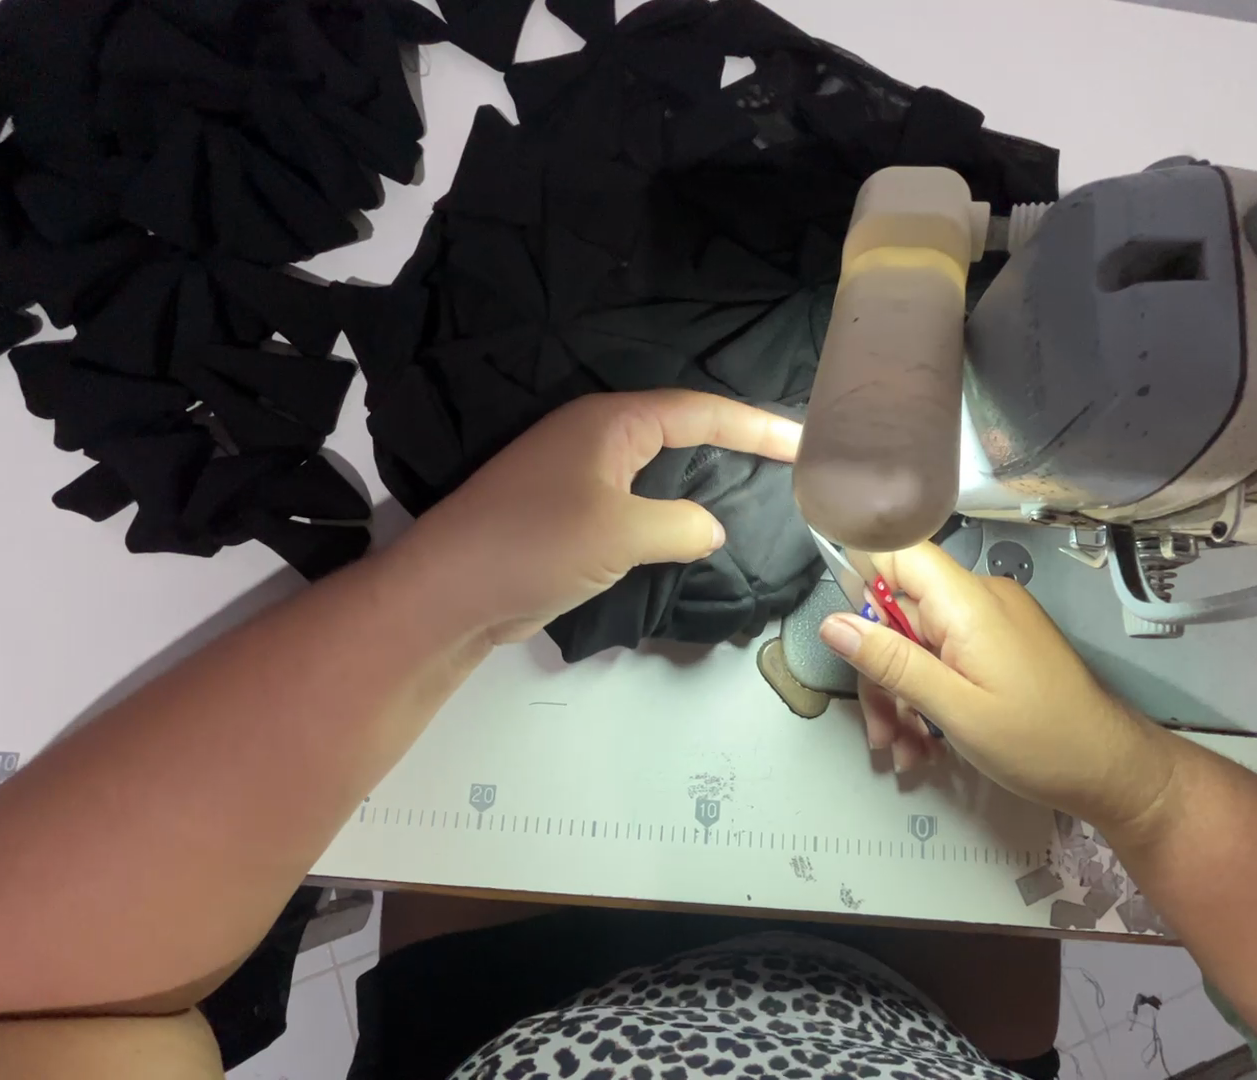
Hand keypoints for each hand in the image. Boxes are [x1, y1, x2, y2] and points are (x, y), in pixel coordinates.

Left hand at [400, 391, 802, 644]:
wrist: (453, 592)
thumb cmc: (535, 546)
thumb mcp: (621, 533)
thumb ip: (682, 525)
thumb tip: (710, 528)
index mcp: (611, 422)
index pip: (701, 411)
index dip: (757, 425)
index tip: (804, 442)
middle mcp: (598, 437)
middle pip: (682, 430)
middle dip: (736, 441)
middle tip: (789, 462)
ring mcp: (581, 475)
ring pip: (659, 468)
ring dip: (704, 477)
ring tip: (757, 487)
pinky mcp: (572, 513)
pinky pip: (637, 502)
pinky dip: (671, 511)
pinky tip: (694, 528)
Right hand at [820, 543, 1173, 830]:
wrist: (1114, 773)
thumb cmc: (1039, 741)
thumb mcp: (954, 708)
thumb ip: (891, 662)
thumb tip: (833, 624)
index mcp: (967, 601)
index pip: (899, 552)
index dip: (860, 574)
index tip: (843, 628)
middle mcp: (977, 599)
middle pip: (899, 614)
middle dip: (881, 671)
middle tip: (881, 733)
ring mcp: (988, 623)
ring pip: (916, 644)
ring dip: (901, 697)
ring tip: (905, 752)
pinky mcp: (996, 646)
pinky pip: (943, 657)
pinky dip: (928, 696)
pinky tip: (925, 744)